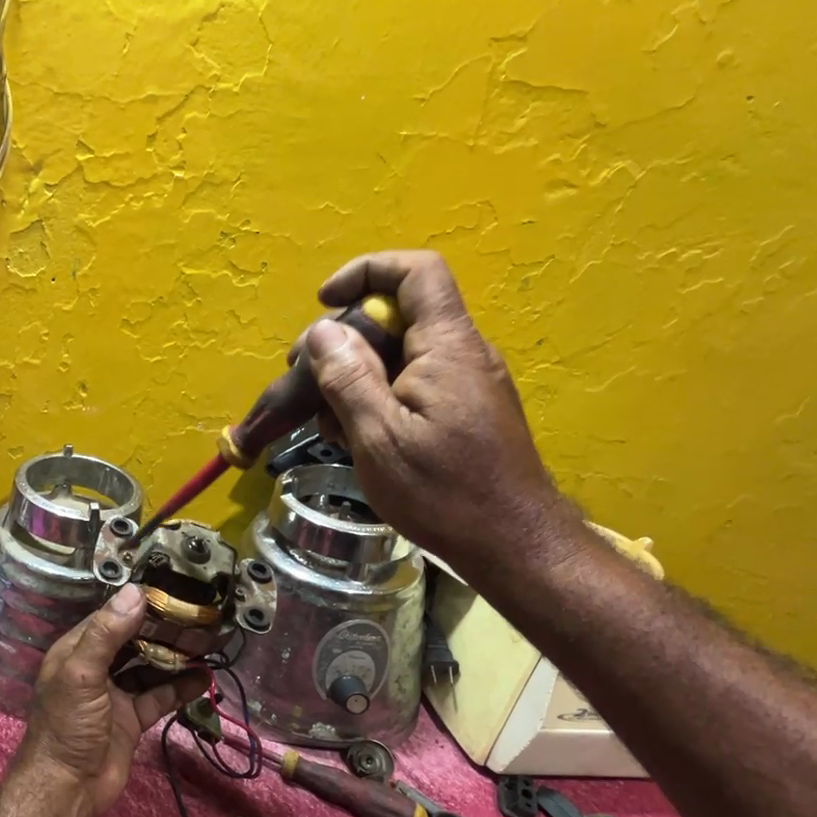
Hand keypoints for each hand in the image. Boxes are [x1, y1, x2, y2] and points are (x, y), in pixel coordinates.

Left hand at [17, 585, 210, 816]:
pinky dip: (179, 687)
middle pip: (132, 641)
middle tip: (196, 617)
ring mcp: (115, 694)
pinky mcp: (132, 719)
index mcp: (76, 651)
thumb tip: (136, 592)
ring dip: (172, 658)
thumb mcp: (82, 673)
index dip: (137, 606)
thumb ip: (107, 634)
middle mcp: (95, 668)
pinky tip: (203, 678)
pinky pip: (159, 697)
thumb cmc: (67, 725)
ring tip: (205, 642)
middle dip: (160, 631)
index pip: (109, 618)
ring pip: (148, 667)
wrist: (68, 788)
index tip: (171, 593)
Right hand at [301, 250, 584, 575]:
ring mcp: (465, 382)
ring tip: (325, 418)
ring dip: (355, 374)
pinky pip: (412, 382)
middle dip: (344, 337)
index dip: (366, 271)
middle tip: (305, 378)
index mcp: (447, 347)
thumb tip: (322, 330)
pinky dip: (376, 396)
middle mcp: (463, 353)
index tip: (324, 303)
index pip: (416, 273)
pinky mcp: (464, 409)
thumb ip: (349, 378)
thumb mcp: (379, 437)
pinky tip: (354, 435)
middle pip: (399, 315)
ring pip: (400, 353)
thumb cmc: (444, 492)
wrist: (511, 544)